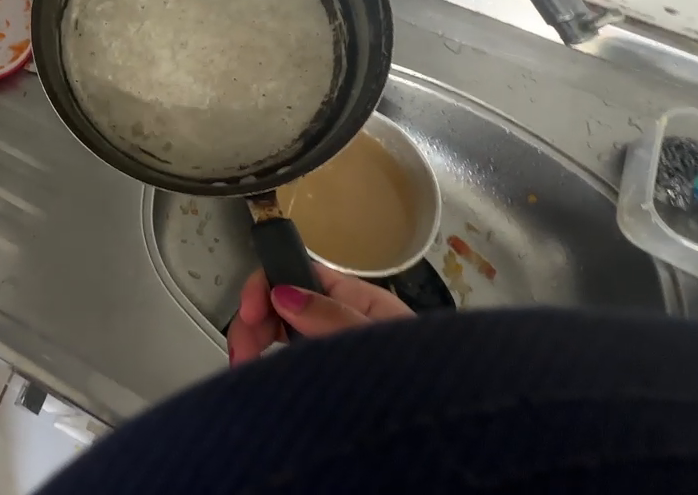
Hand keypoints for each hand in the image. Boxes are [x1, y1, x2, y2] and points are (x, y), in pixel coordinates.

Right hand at [227, 263, 413, 363]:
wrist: (458, 425)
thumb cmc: (425, 379)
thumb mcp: (379, 343)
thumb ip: (332, 317)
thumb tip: (280, 292)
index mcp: (355, 299)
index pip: (295, 271)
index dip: (265, 285)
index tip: (249, 313)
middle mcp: (340, 316)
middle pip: (280, 301)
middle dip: (253, 322)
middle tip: (239, 355)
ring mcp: (334, 344)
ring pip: (280, 330)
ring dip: (256, 343)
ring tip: (245, 370)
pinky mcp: (329, 371)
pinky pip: (290, 358)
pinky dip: (269, 364)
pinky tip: (262, 378)